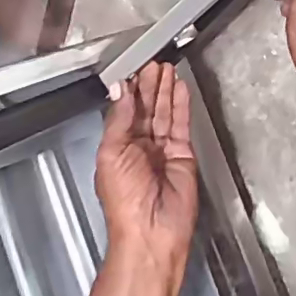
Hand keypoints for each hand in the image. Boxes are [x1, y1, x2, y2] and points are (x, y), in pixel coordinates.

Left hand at [95, 63, 199, 284]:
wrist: (151, 231)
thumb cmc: (125, 203)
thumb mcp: (112, 154)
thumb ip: (119, 119)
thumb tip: (120, 91)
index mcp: (117, 148)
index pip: (125, 111)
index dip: (130, 90)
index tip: (134, 69)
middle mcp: (140, 147)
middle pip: (146, 108)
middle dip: (150, 85)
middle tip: (153, 63)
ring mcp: (162, 150)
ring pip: (164, 112)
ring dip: (165, 90)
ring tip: (167, 68)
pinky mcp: (183, 154)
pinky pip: (181, 123)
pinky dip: (181, 104)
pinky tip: (180, 89)